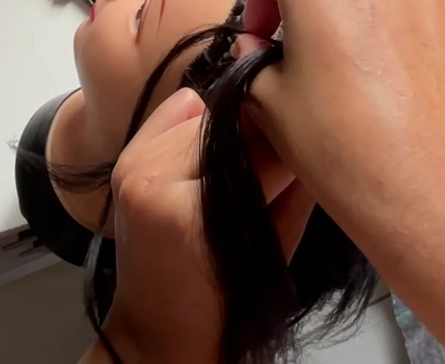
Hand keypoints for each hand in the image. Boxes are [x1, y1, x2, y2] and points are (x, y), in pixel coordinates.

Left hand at [85, 87, 314, 363]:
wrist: (156, 334)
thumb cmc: (219, 307)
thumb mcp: (272, 254)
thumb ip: (297, 194)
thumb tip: (318, 142)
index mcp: (191, 213)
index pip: (263, 153)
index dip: (296, 144)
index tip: (315, 139)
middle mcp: (154, 178)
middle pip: (231, 122)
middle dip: (264, 129)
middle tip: (288, 136)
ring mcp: (134, 164)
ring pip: (205, 110)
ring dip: (233, 124)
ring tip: (250, 145)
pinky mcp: (126, 156)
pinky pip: (176, 109)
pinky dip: (200, 119)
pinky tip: (213, 144)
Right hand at [236, 0, 444, 255]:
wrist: (431, 196)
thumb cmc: (340, 148)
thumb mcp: (269, 105)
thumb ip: (250, 60)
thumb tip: (254, 46)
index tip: (262, 34)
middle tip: (309, 4)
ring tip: (356, 48)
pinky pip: (420, 3)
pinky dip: (401, 20)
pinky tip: (398, 74)